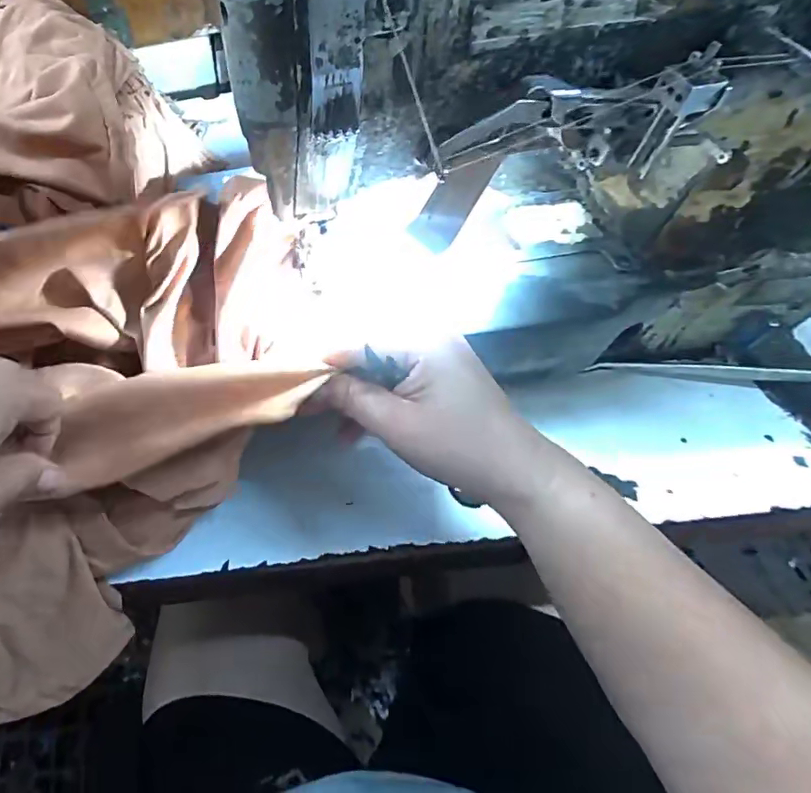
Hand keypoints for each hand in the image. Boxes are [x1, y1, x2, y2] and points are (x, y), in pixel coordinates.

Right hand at [312, 337, 577, 513]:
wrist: (519, 474)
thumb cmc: (456, 445)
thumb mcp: (395, 424)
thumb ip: (350, 396)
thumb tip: (313, 381)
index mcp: (419, 339)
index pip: (354, 342)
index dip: (321, 363)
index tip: (291, 381)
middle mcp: (425, 336)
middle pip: (363, 350)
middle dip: (332, 378)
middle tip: (302, 399)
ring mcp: (432, 355)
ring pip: (374, 367)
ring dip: (349, 392)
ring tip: (318, 417)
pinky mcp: (434, 374)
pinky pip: (392, 378)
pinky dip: (371, 400)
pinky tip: (349, 429)